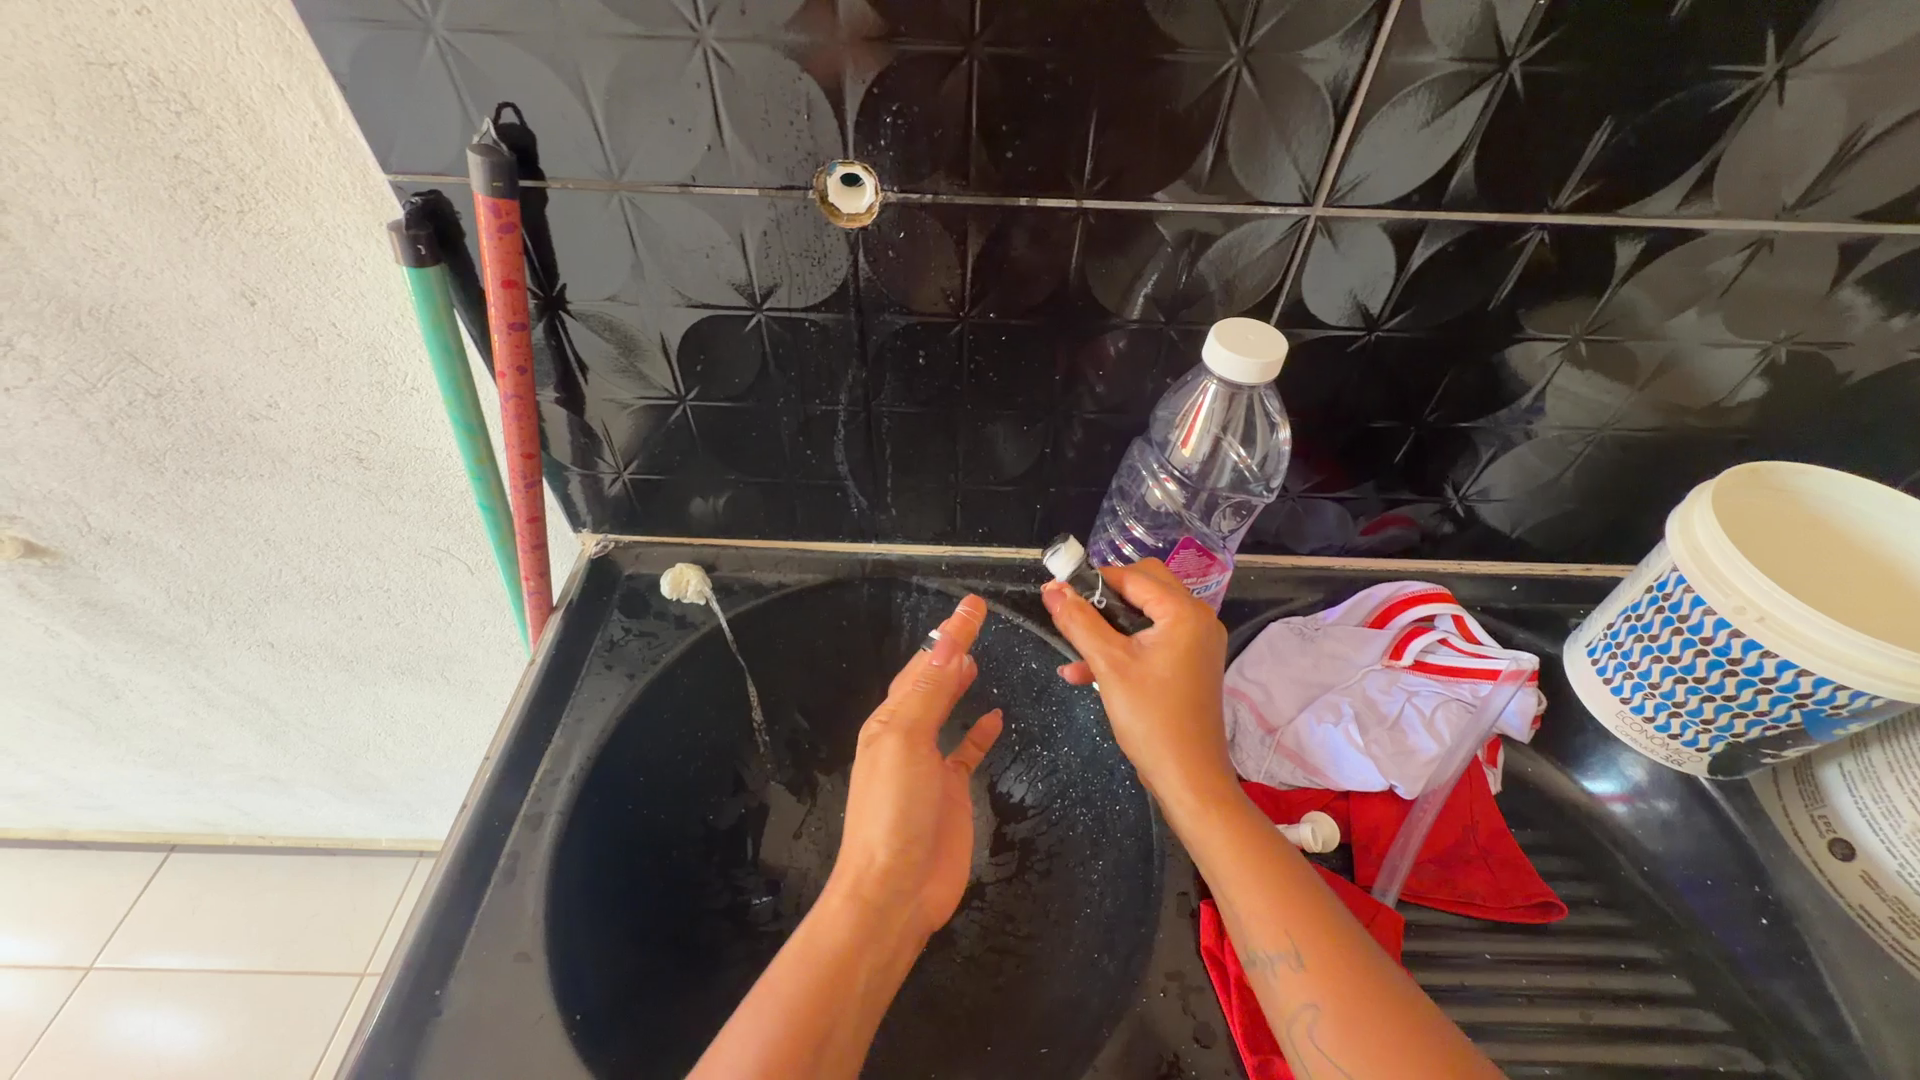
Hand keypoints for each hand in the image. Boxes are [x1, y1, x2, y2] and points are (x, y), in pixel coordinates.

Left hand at [828, 594, 1003, 941]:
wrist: (895, 892)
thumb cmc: (895, 813)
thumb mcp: (907, 743)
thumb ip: (929, 693)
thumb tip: (949, 643)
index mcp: (889, 721)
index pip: (922, 665)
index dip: (948, 634)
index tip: (973, 605)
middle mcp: (906, 737)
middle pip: (931, 682)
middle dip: (950, 652)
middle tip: (974, 622)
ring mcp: (928, 766)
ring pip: (945, 712)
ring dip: (958, 686)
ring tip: (976, 660)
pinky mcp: (950, 792)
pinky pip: (965, 751)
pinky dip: (978, 732)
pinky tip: (993, 718)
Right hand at [1042, 560, 1233, 812]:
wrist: (1189, 777)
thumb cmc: (1150, 718)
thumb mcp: (1108, 665)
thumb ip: (1079, 621)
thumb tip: (1051, 589)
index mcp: (1183, 612)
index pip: (1133, 576)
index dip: (1094, 581)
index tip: (1059, 594)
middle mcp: (1197, 619)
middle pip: (1144, 587)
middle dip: (1104, 601)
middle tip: (1072, 615)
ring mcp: (1197, 642)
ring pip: (1145, 616)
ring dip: (1109, 628)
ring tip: (1072, 652)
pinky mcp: (1191, 663)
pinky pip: (1153, 641)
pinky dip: (1124, 649)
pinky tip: (1084, 673)